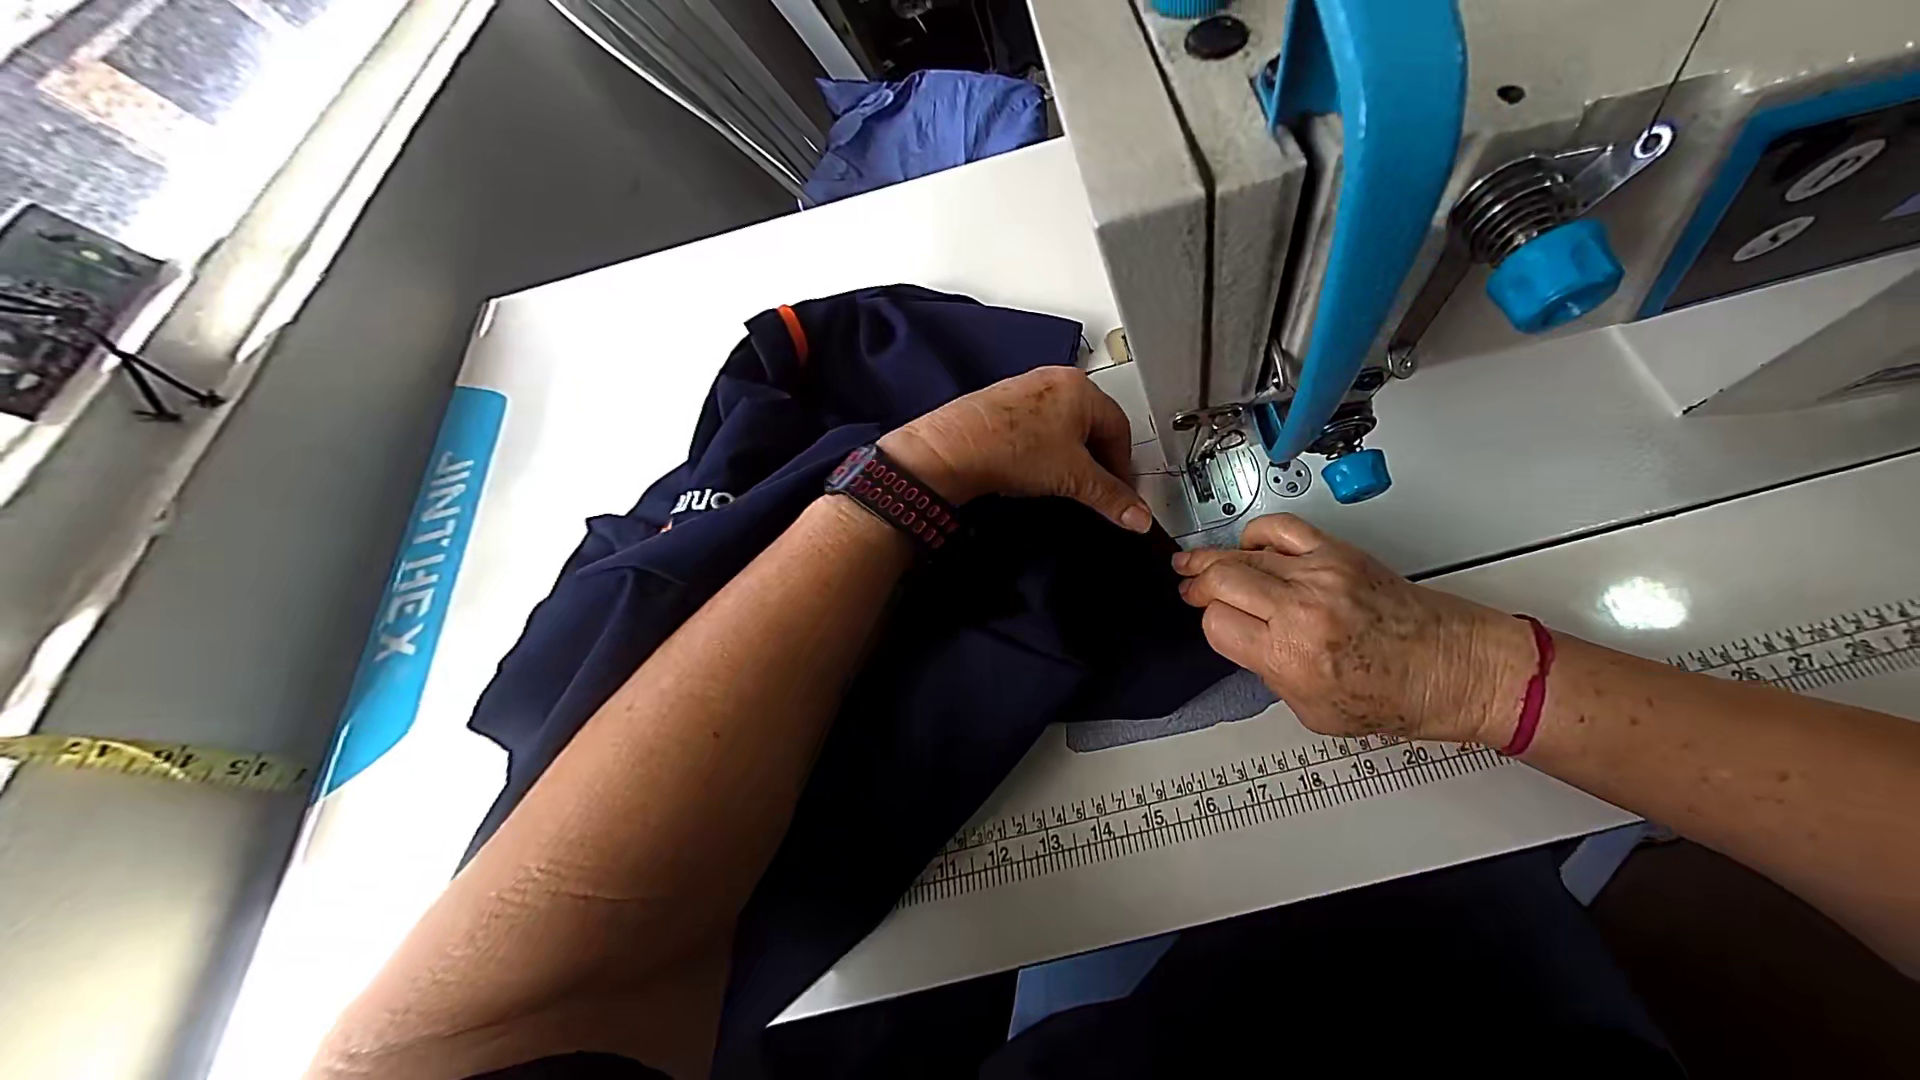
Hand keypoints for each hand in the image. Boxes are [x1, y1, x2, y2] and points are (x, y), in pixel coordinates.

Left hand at [879, 366, 1152, 532]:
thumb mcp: (1072, 477)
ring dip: (1069, 457)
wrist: (952, 449)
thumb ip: (1111, 497)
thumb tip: (1136, 514)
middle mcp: (1054, 381)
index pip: (1121, 430)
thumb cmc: (1006, 446)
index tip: (1121, 492)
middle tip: (1097, 490)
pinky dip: (1043, 451)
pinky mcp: (1002, 406)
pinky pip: (1036, 429)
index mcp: (1081, 388)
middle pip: (1093, 426)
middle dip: (1097, 462)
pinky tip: (1033, 471)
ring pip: (1063, 428)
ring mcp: (1025, 392)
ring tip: (1062, 482)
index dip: (1124, 467)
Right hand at [1172, 514, 1533, 743]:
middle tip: (1189, 587)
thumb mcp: (1311, 710)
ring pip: (1240, 553)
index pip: (1216, 624)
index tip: (1214, 625)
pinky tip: (1247, 545)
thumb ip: (1266, 670)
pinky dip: (1255, 534)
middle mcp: (1301, 611)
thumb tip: (1240, 636)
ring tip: (1194, 562)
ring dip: (1210, 558)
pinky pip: (1278, 529)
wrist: (1455, 669)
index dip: (1210, 625)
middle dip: (1197, 585)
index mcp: (1290, 657)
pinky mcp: (1339, 555)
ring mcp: (1320, 576)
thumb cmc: (1397, 695)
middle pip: (1219, 579)